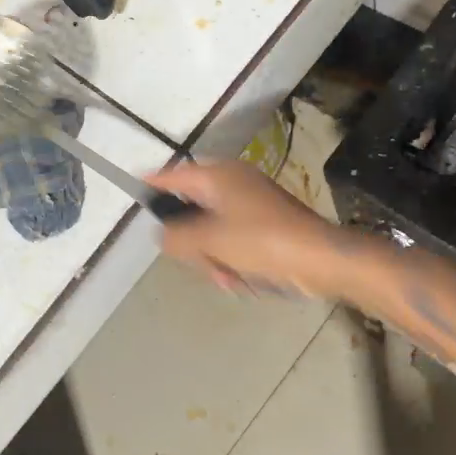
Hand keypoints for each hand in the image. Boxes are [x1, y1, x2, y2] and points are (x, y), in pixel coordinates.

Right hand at [144, 160, 374, 299]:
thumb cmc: (262, 242)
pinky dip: (234, 259)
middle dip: (194, 243)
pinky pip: (235, 240)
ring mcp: (253, 202)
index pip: (173, 174)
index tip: (134, 189)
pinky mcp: (268, 223)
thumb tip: (162, 232)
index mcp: (218, 176)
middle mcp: (234, 182)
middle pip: (193, 208)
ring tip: (228, 279)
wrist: (322, 259)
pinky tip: (243, 280)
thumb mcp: (210, 240)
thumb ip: (177, 236)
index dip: (152, 183)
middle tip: (201, 264)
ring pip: (213, 230)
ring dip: (215, 257)